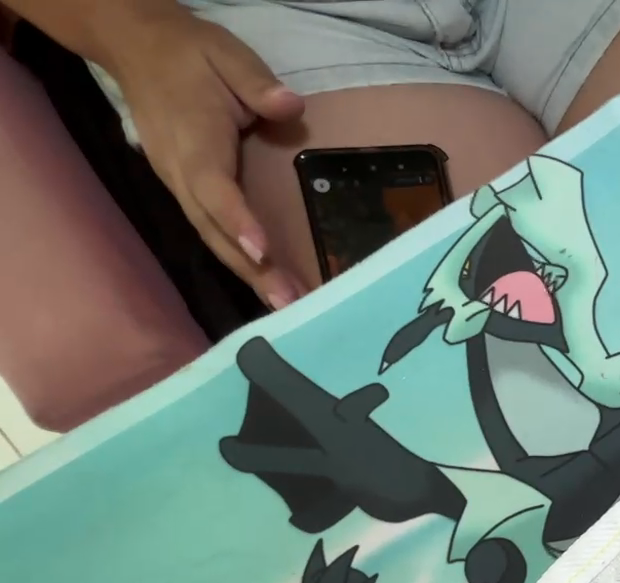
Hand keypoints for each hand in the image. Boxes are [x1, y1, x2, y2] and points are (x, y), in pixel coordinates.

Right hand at [99, 5, 303, 307]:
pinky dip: (243, 262)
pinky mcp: (191, 191)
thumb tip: (288, 104)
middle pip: (214, 227)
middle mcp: (181, 169)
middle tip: (289, 303)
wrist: (137, 46)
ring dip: (251, 275)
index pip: (213, 185)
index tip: (260, 248)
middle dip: (251, 268)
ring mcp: (182, 183)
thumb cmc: (191, 54)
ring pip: (214, 237)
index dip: (236, 218)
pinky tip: (272, 288)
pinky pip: (216, 232)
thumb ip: (255, 82)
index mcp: (192, 139)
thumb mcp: (225, 55)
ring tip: (287, 307)